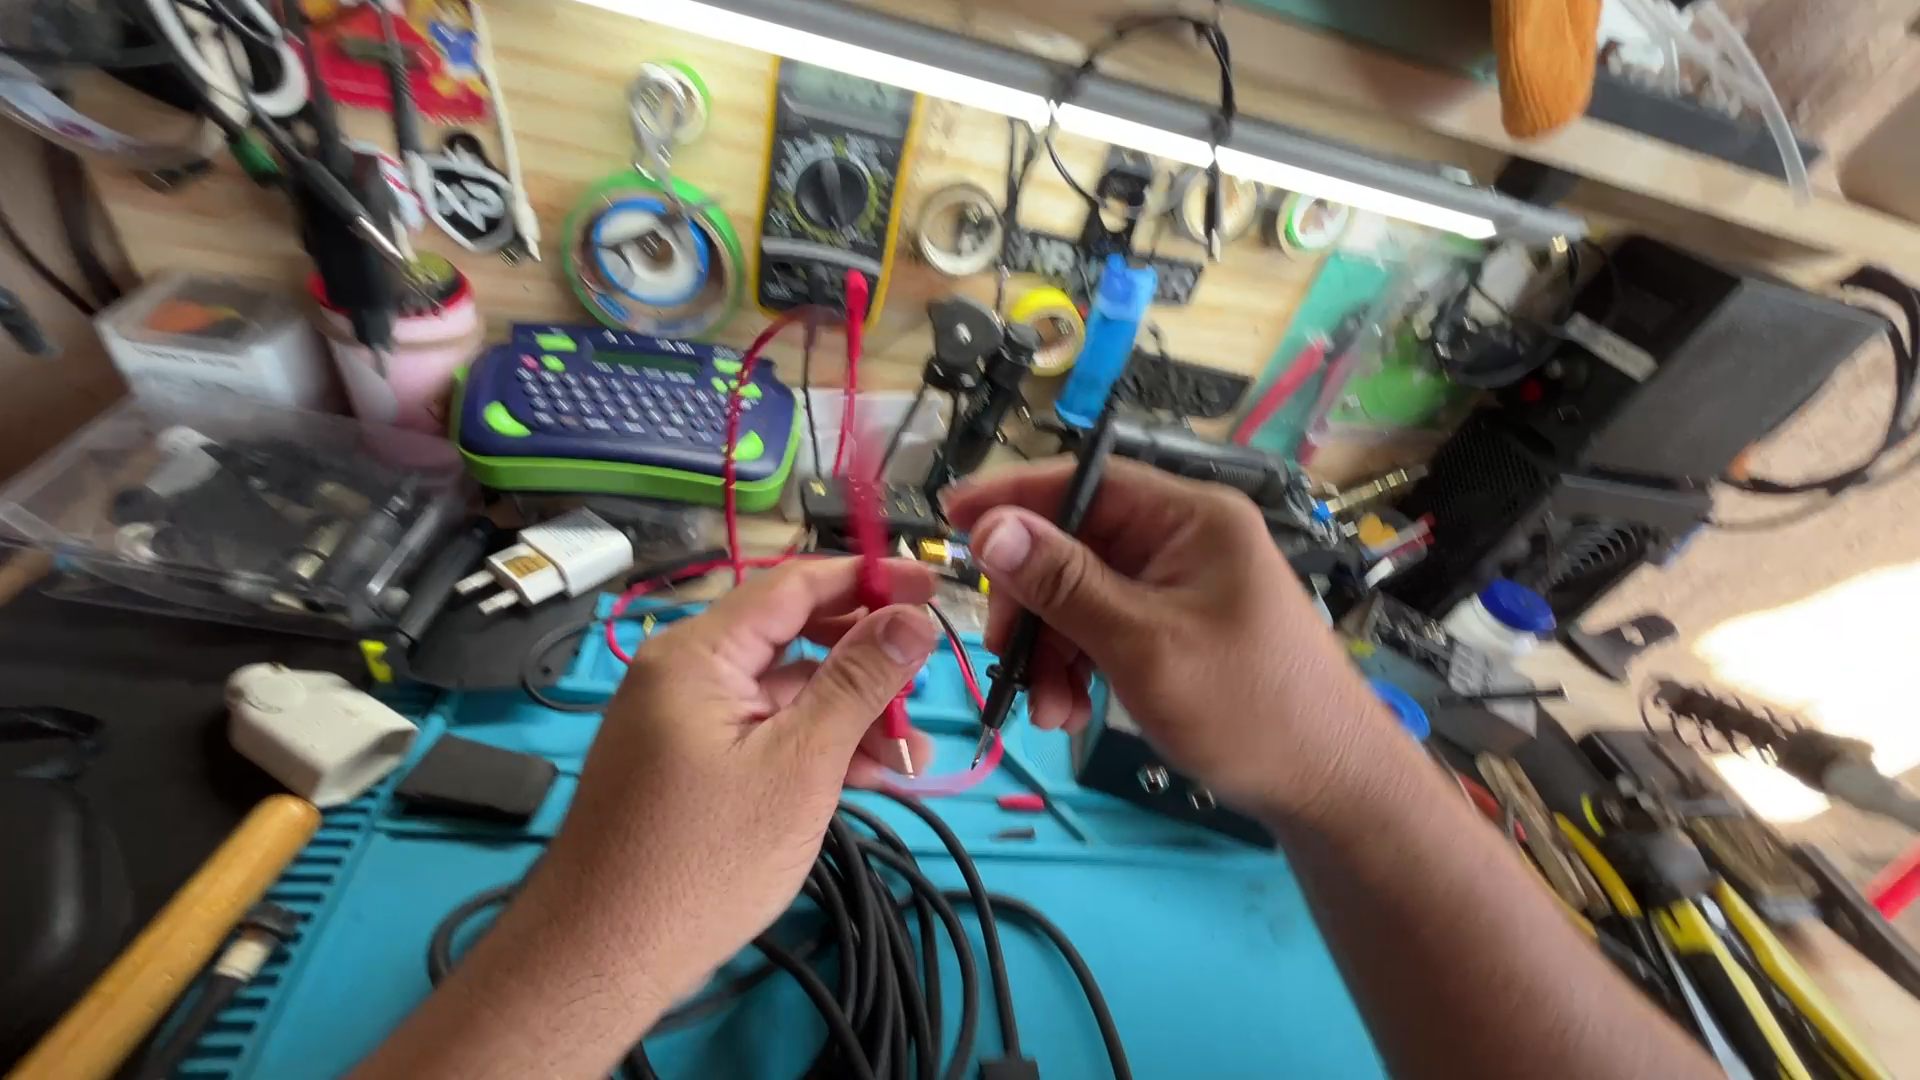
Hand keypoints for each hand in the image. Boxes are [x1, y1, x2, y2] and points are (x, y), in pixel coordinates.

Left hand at [546, 558, 937, 1001]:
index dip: (868, 579)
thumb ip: (859, 681)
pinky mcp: (700, 759)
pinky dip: (820, 746)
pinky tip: (872, 774)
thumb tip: (915, 618)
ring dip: (853, 715)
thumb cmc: (703, 860)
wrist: (599, 969)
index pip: (795, 585)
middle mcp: (691, 671)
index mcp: (700, 652)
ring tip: (911, 756)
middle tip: (925, 682)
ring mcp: (693, 718)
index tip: (931, 587)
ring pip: (791, 691)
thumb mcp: (800, 764)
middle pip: (797, 637)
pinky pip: (771, 730)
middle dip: (868, 661)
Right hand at [943, 460, 1396, 816]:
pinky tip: (1068, 710)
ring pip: (1075, 595)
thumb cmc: (1248, 708)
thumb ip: (1064, 584)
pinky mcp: (1165, 625)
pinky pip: (1097, 628)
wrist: (1327, 790)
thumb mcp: (1144, 644)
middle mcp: (1177, 539)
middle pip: (1071, 545)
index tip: (952, 516)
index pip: (1085, 480)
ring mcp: (1171, 584)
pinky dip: (1072, 666)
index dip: (1014, 496)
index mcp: (1188, 517)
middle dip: (1031, 604)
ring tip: (1048, 710)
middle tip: (1002, 654)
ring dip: (1048, 649)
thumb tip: (990, 528)